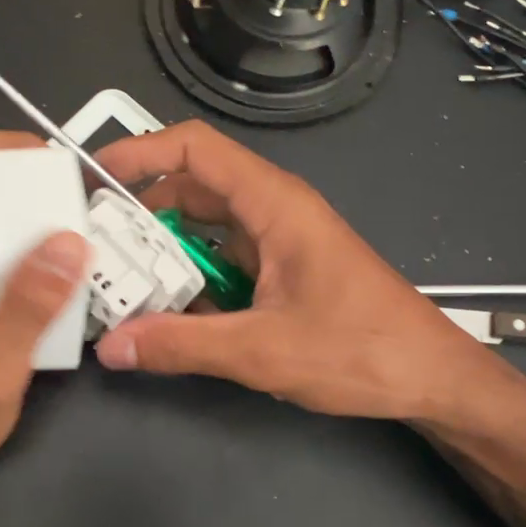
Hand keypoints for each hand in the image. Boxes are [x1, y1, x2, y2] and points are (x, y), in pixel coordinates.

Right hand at [90, 120, 489, 420]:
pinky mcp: (284, 272)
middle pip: (192, 189)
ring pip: (206, 229)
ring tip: (120, 283)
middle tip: (94, 248)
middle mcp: (274, 212)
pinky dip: (192, 280)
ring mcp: (280, 242)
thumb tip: (113, 346)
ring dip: (165, 252)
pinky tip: (168, 315)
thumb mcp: (262, 351)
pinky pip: (224, 262)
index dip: (139, 153)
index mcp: (274, 204)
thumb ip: (181, 345)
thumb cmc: (361, 350)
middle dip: (141, 213)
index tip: (94, 181)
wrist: (431, 378)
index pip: (196, 148)